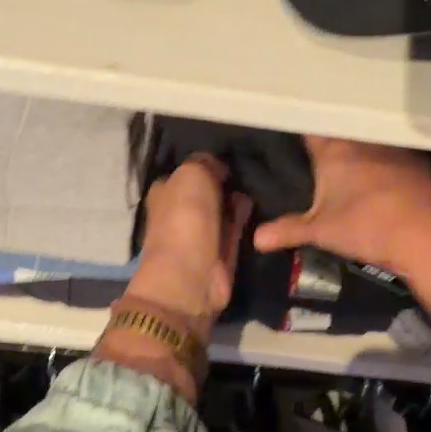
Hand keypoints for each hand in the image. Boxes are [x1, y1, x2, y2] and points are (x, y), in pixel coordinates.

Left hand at [126, 155, 252, 329]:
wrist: (192, 276)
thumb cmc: (185, 218)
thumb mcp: (192, 174)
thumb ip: (205, 162)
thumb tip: (219, 167)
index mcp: (166, 191)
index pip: (188, 171)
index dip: (208, 163)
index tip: (232, 155)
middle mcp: (183, 210)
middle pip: (209, 189)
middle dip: (227, 180)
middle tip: (254, 166)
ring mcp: (204, 231)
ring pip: (225, 206)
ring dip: (240, 197)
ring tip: (263, 181)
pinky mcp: (223, 250)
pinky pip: (239, 225)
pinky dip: (248, 216)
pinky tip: (263, 201)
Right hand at [251, 137, 430, 274]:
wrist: (424, 233)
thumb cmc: (366, 227)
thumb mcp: (321, 232)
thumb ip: (288, 230)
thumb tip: (257, 238)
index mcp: (333, 150)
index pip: (311, 127)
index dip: (303, 128)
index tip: (296, 129)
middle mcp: (361, 140)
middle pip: (340, 128)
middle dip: (331, 135)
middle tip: (320, 144)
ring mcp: (392, 146)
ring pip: (368, 137)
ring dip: (360, 143)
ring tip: (350, 153)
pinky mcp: (417, 158)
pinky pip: (394, 149)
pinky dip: (386, 156)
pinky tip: (383, 168)